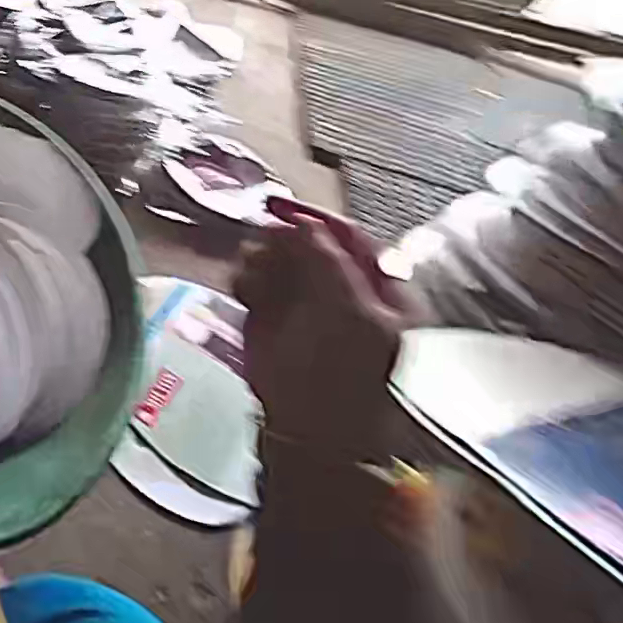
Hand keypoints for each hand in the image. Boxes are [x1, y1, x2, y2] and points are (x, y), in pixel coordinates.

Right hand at [234, 197, 425, 463]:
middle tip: (267, 258)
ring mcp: (300, 298)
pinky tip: (248, 299)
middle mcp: (337, 286)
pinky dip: (246, 283)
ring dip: (259, 267)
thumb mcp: (348, 311)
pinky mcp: (266, 310)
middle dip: (279, 247)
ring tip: (258, 291)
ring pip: (270, 257)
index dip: (313, 217)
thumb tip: (303, 222)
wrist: (306, 418)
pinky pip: (250, 278)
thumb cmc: (338, 366)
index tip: (274, 205)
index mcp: (376, 286)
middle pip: (300, 243)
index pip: (347, 235)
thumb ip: (328, 262)